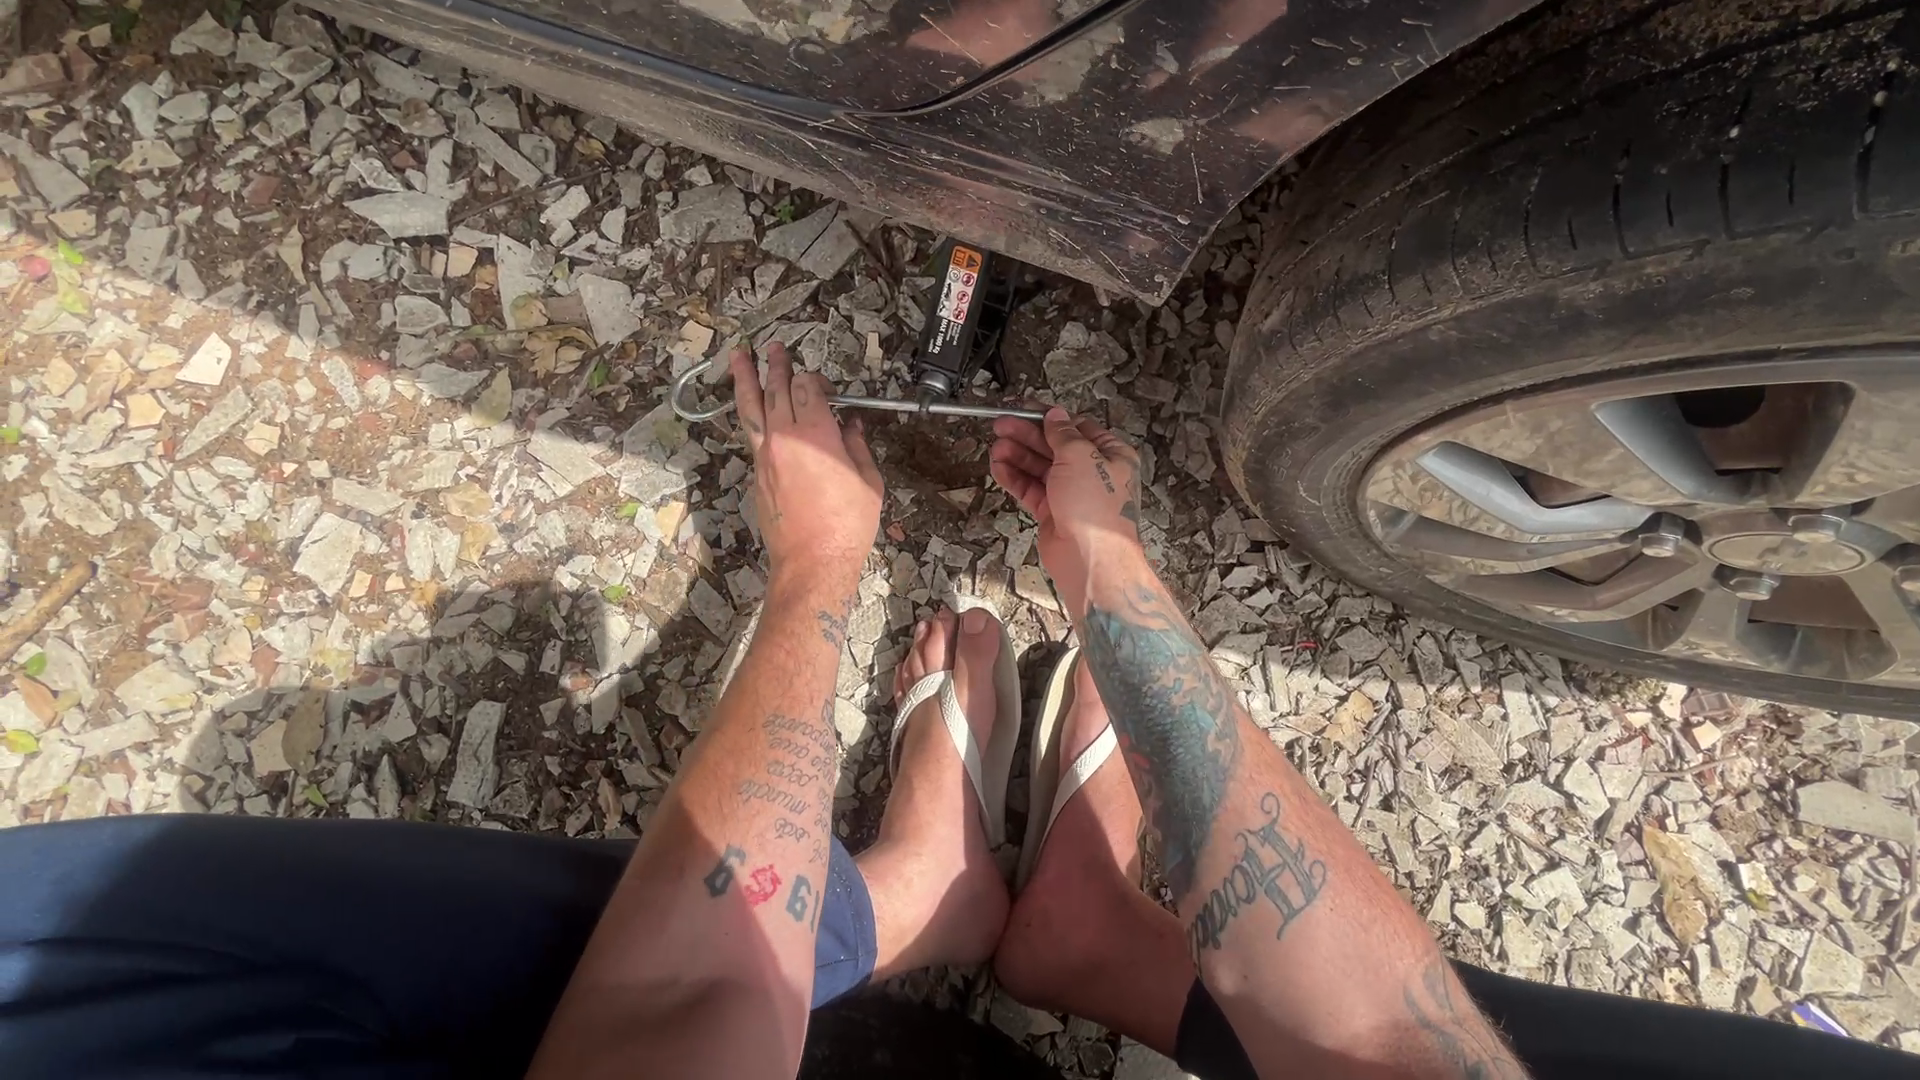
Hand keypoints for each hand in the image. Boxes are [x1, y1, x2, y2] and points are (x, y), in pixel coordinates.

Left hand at [730, 342, 882, 583]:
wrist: (813, 560)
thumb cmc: (847, 524)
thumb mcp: (868, 482)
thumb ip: (858, 448)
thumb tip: (852, 428)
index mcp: (817, 433)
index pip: (808, 388)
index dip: (815, 379)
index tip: (824, 384)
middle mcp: (785, 437)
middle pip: (776, 390)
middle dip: (776, 365)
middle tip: (774, 347)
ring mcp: (765, 455)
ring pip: (751, 407)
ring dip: (745, 379)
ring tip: (738, 356)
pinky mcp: (756, 474)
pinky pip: (751, 434)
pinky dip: (748, 413)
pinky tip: (748, 408)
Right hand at [989, 408, 1143, 614]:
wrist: (1090, 559)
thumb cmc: (1098, 512)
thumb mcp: (1081, 456)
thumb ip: (1063, 433)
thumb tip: (1055, 416)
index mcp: (1110, 456)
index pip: (1076, 428)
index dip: (1049, 418)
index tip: (1024, 410)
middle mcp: (1093, 474)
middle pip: (1054, 447)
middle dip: (1027, 436)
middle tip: (1002, 426)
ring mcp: (1072, 495)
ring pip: (1039, 468)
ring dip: (1017, 456)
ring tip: (996, 447)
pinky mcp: (1054, 513)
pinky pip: (1031, 489)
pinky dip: (1014, 478)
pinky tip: (1000, 467)